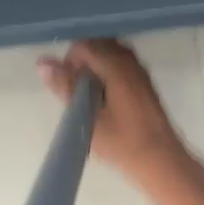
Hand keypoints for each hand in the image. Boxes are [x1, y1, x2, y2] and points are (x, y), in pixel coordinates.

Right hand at [38, 39, 203, 193]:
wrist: (160, 160)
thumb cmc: (122, 142)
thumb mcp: (87, 117)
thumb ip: (65, 87)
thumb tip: (42, 63)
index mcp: (116, 65)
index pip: (83, 44)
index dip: (69, 61)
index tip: (67, 86)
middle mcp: (130, 61)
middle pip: (98, 45)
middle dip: (82, 62)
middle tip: (76, 92)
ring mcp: (140, 71)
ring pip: (110, 54)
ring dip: (94, 69)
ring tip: (89, 98)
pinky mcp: (144, 84)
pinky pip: (121, 66)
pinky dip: (107, 75)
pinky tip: (104, 101)